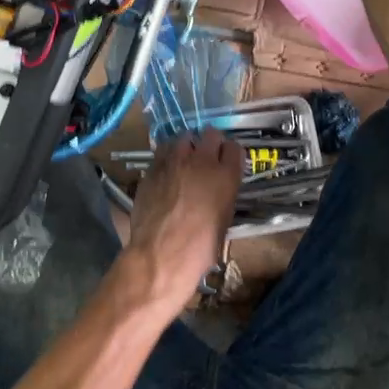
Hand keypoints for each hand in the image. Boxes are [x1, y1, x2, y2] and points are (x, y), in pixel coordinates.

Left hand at [117, 132, 243, 311]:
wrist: (161, 254)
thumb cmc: (200, 248)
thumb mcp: (223, 221)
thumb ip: (223, 195)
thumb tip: (216, 191)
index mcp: (226, 176)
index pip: (234, 148)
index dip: (230, 154)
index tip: (226, 161)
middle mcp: (202, 161)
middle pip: (211, 134)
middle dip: (210, 143)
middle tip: (206, 157)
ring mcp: (175, 161)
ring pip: (184, 137)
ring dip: (187, 146)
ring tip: (184, 160)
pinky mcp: (153, 167)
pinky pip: (163, 151)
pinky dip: (168, 157)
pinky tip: (166, 171)